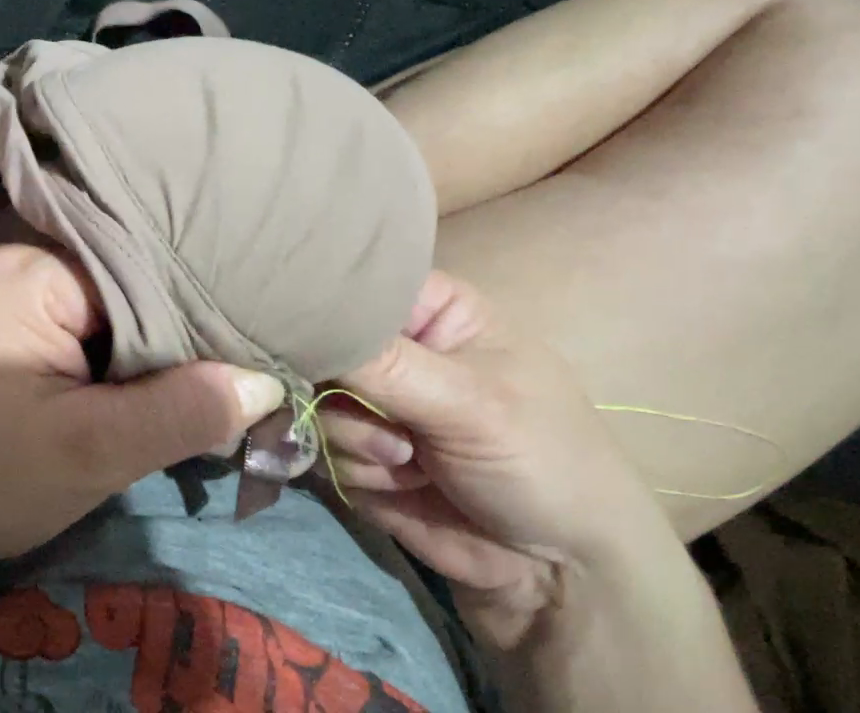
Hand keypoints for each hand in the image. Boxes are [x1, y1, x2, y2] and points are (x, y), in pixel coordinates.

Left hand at [0, 243, 289, 563]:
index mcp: (33, 269)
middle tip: (253, 382)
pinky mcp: (23, 328)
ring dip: (159, 362)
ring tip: (223, 390)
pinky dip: (130, 370)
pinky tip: (167, 394)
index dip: (203, 322)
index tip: (262, 359)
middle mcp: (27, 263)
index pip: (147, 276)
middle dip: (183, 346)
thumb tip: (267, 383)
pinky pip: (98, 337)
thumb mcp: (88, 451)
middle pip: (136, 294)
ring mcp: (22, 294)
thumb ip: (179, 413)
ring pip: (122, 320)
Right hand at [320, 272, 675, 648]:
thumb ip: (383, 363)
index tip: (316, 337)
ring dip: (356, 439)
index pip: (353, 285)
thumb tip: (300, 326)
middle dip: (344, 392)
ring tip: (411, 465)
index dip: (324, 307)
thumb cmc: (542, 463)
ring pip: (315, 401)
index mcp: (430, 312)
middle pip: (321, 347)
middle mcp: (392, 350)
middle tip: (391, 424)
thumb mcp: (472, 403)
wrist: (560, 573)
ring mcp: (371, 403)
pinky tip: (404, 486)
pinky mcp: (355, 451)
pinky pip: (321, 447)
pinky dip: (357, 469)